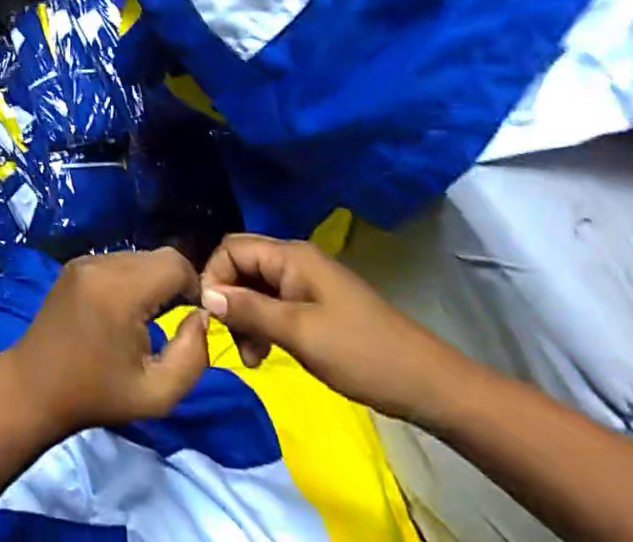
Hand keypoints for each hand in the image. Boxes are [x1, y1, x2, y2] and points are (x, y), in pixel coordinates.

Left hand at [0, 249, 209, 437]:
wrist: (35, 386)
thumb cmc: (97, 394)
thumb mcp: (158, 393)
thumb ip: (193, 355)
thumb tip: (202, 315)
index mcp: (119, 290)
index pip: (175, 264)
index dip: (195, 287)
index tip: (193, 318)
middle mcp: (100, 264)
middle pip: (157, 257)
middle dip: (174, 284)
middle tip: (173, 321)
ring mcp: (84, 261)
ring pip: (138, 257)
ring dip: (153, 281)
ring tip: (148, 319)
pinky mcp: (75, 265)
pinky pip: (118, 262)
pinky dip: (132, 280)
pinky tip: (125, 311)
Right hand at [200, 235, 477, 423]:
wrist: (429, 385)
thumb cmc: (361, 353)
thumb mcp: (298, 333)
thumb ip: (249, 309)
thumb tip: (204, 294)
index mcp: (292, 256)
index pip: (231, 248)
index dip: (213, 276)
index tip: (211, 316)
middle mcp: (295, 261)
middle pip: (240, 265)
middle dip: (227, 298)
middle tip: (230, 338)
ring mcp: (306, 283)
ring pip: (253, 287)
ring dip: (243, 317)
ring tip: (251, 356)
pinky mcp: (314, 305)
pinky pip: (272, 304)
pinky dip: (261, 325)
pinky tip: (265, 353)